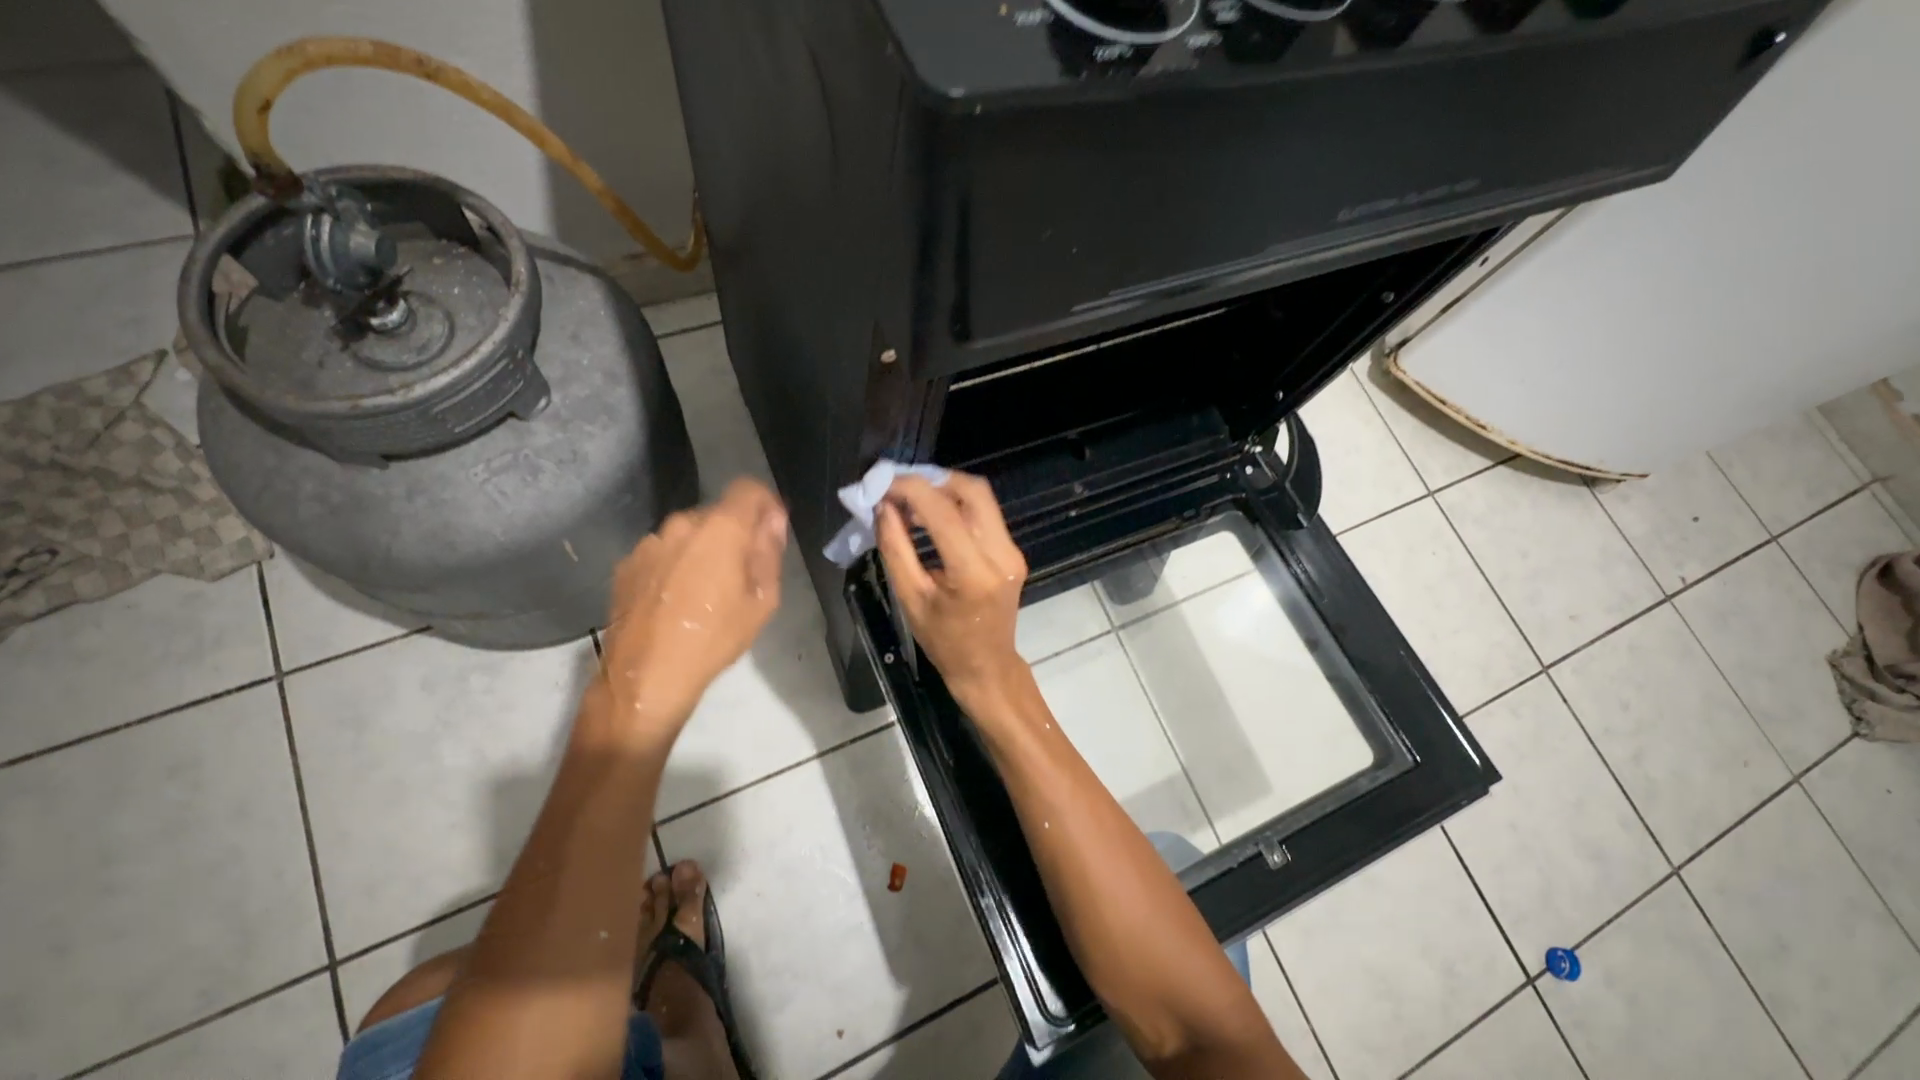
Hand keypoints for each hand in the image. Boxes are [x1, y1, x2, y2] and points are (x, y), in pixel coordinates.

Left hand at [599, 478, 788, 731]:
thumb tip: (772, 521)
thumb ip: (769, 551)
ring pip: (687, 535)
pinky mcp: (626, 565)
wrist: (646, 676)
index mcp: (720, 529)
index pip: (748, 489)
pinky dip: (674, 567)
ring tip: (704, 593)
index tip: (771, 531)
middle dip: (733, 534)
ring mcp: (649, 543)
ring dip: (701, 551)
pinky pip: (662, 554)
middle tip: (741, 573)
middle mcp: (681, 524)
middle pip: (716, 514)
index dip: (765, 504)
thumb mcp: (762, 601)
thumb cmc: (715, 639)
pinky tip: (675, 602)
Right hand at [875, 472, 1029, 707]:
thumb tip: (883, 506)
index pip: (943, 512)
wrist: (986, 666)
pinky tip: (930, 515)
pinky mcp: (1012, 552)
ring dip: (944, 490)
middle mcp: (1001, 555)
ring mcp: (1012, 552)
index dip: (910, 489)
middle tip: (900, 486)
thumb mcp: (910, 598)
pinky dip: (956, 506)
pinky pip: (984, 514)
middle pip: (972, 491)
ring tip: (910, 500)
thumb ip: (895, 548)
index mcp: (974, 573)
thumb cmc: (943, 641)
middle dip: (933, 480)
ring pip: (980, 498)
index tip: (883, 484)